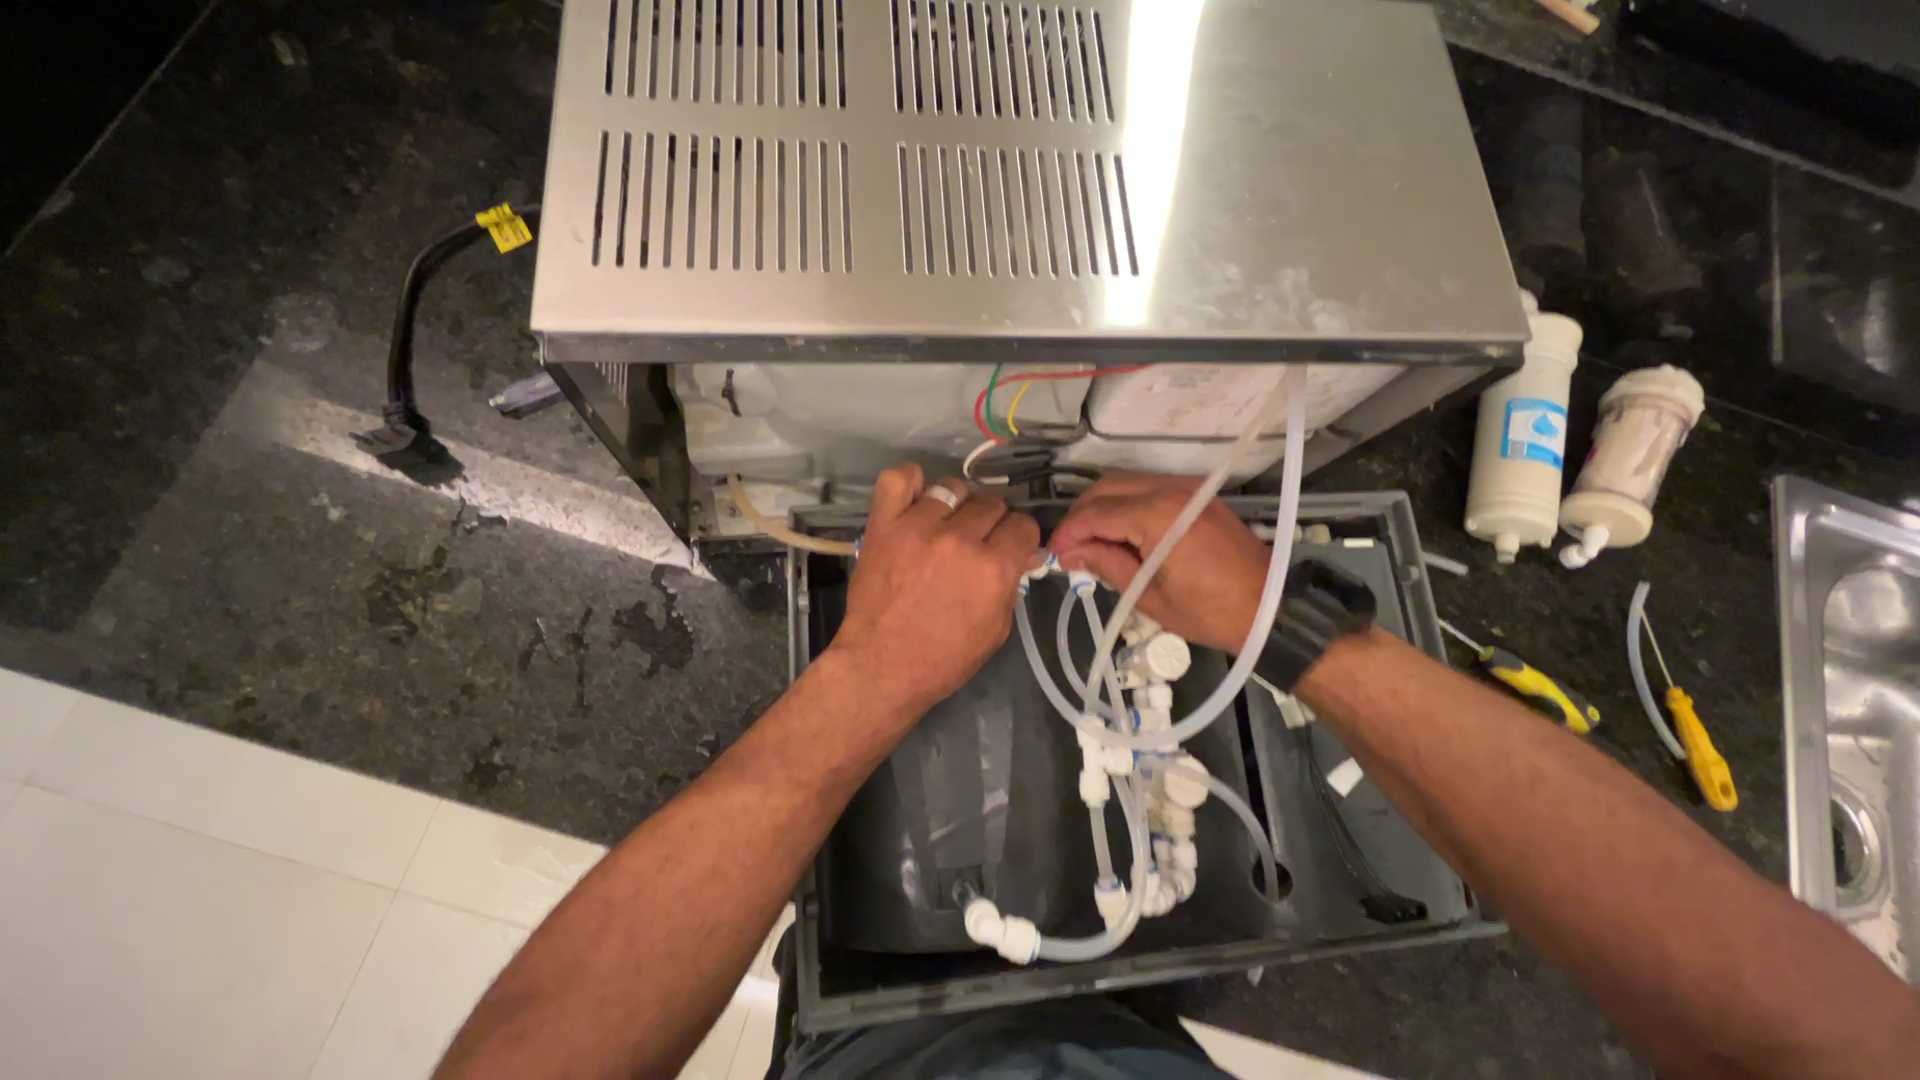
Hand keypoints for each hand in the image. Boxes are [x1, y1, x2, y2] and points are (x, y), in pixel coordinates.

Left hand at [828, 464, 1041, 714]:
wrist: (881, 666)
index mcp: (993, 567)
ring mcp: (918, 527)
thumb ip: (1012, 584)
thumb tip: (1027, 553)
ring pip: (951, 488)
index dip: (1019, 538)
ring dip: (956, 506)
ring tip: (946, 527)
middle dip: (991, 524)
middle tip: (976, 544)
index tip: (1010, 548)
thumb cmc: (944, 658)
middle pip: (990, 504)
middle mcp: (959, 539)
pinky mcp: (884, 525)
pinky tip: (917, 499)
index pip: (1022, 525)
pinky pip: (898, 479)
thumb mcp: (996, 629)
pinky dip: (911, 482)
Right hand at [1048, 473, 1270, 654]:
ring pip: (1126, 482)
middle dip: (1081, 515)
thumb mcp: (1149, 596)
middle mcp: (1170, 489)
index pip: (1095, 514)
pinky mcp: (1197, 493)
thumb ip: (1107, 564)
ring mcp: (1186, 487)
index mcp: (1158, 515)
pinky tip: (1120, 532)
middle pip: (1106, 488)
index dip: (1068, 533)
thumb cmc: (1209, 612)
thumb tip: (1070, 554)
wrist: (1270, 608)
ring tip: (1091, 542)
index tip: (1053, 554)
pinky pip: (1149, 487)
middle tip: (1069, 548)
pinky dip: (1126, 503)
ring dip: (1102, 506)